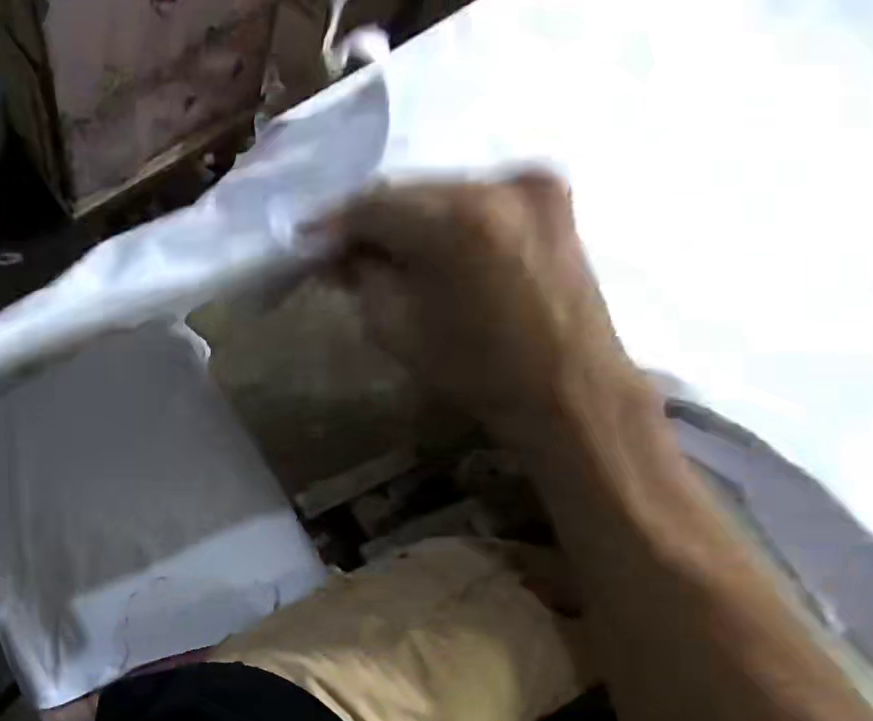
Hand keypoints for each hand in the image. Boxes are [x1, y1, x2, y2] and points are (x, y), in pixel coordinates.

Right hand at [320, 170, 648, 443]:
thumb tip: (342, 255)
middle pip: (409, 190)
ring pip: (442, 190)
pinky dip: (443, 217)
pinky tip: (424, 244)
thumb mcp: (396, 329)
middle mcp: (497, 183)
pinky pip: (476, 195)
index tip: (306, 244)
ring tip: (378, 250)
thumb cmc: (474, 368)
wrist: (566, 384)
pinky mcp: (550, 195)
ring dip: (405, 218)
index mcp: (456, 220)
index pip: (374, 205)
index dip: (333, 224)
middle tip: (337, 251)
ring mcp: (531, 183)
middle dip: (369, 220)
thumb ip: (363, 279)